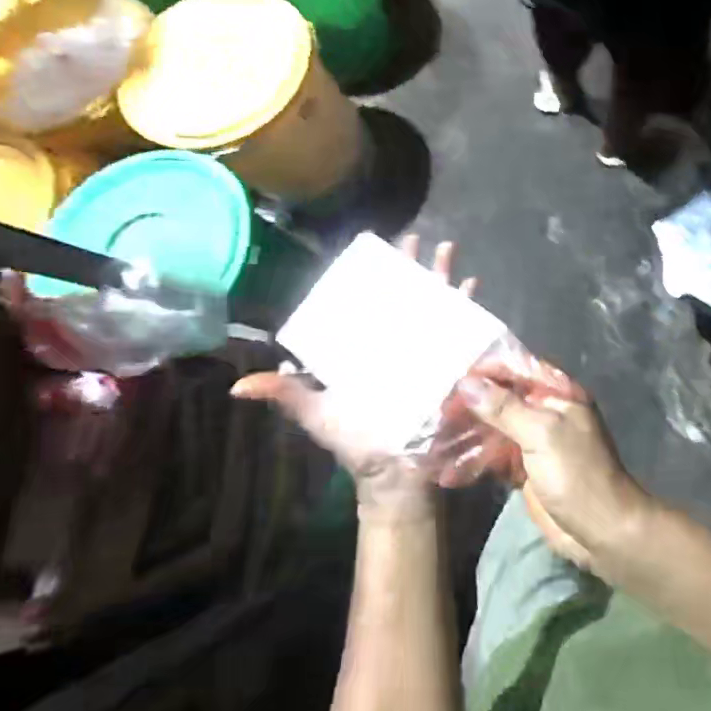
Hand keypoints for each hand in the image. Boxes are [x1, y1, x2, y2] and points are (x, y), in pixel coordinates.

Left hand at [233, 235, 477, 523]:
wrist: (397, 472)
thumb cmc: (356, 440)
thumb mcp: (318, 413)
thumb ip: (287, 395)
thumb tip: (238, 386)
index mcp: (369, 347)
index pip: (373, 302)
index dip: (377, 275)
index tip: (379, 249)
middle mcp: (398, 342)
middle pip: (407, 295)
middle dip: (413, 265)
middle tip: (417, 238)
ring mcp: (427, 351)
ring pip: (436, 304)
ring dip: (442, 276)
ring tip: (446, 248)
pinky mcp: (451, 364)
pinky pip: (464, 329)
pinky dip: (468, 306)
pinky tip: (473, 283)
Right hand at [455, 354, 654, 569]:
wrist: (602, 532)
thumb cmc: (577, 474)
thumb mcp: (541, 434)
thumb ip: (504, 407)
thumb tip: (466, 383)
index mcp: (557, 393)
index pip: (514, 369)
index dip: (483, 372)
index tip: (449, 380)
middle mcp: (545, 410)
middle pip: (500, 398)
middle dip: (469, 405)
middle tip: (435, 414)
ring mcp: (535, 440)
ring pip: (494, 427)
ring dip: (466, 432)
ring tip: (432, 438)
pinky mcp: (526, 469)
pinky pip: (494, 456)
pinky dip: (473, 459)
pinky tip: (446, 467)